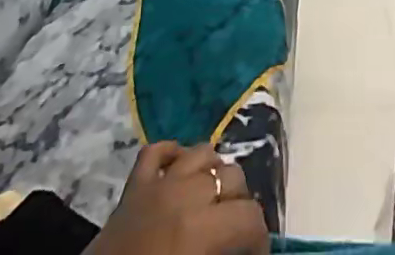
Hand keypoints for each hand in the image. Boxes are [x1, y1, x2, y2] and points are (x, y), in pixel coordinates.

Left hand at [89, 143, 269, 254]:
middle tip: (234, 232)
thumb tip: (247, 252)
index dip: (260, 237)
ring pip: (203, 153)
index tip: (256, 254)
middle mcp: (185, 194)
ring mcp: (158, 183)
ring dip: (214, 173)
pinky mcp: (134, 184)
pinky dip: (173, 154)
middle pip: (232, 178)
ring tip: (213, 199)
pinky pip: (158, 150)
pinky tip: (180, 171)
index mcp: (202, 228)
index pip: (250, 217)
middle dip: (240, 204)